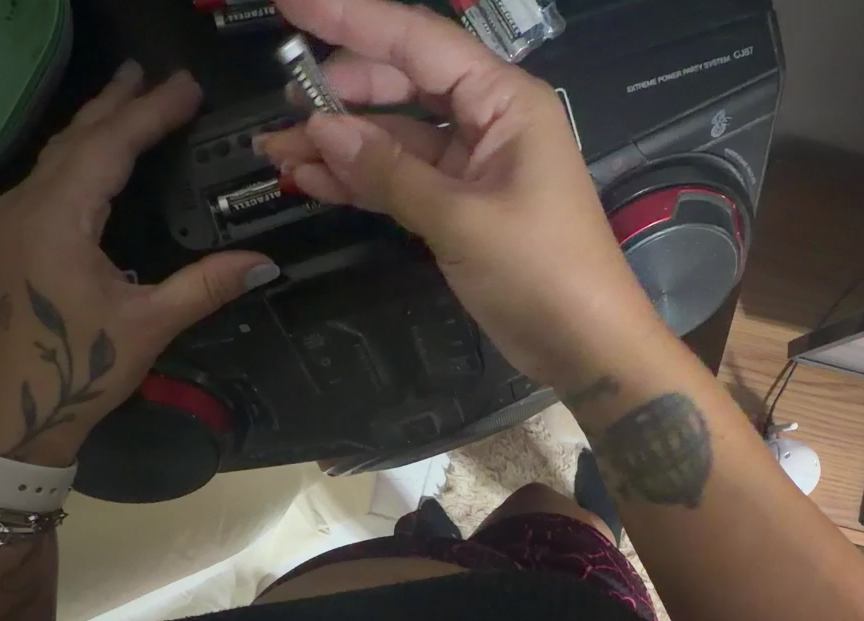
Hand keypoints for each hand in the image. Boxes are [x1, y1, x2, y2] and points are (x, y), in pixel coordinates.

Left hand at [0, 63, 280, 465]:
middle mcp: (26, 204)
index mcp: (57, 218)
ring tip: (130, 98)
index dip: (150, 114)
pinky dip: (83, 153)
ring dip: (97, 124)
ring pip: (58, 154)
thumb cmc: (81, 368)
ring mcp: (12, 219)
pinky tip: (100, 155)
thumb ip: (205, 286)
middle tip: (156, 74)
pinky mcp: (13, 237)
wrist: (16, 407)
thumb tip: (264, 262)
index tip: (187, 86)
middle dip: (119, 103)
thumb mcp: (151, 325)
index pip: (108, 147)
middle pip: (76, 138)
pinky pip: (51, 176)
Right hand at [254, 0, 669, 388]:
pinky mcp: (462, 213)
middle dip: (341, 96)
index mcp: (504, 102)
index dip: (351, 18)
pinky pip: (405, 185)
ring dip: (341, 148)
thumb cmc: (542, 272)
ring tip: (278, 152)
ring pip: (397, 142)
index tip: (291, 5)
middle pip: (402, 88)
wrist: (585, 345)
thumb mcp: (463, 220)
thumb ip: (392, 173)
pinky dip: (364, 185)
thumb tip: (323, 131)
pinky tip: (314, 183)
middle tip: (282, 104)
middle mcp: (488, 124)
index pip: (417, 42)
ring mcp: (473, 171)